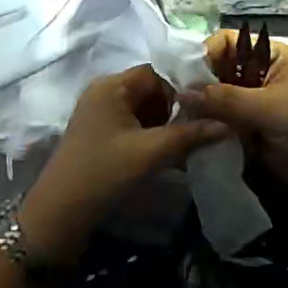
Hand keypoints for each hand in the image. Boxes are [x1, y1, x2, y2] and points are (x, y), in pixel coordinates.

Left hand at [22, 66, 231, 263]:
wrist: (59, 214)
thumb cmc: (104, 173)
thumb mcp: (150, 152)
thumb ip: (190, 134)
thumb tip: (228, 124)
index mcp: (111, 85)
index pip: (156, 73)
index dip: (180, 90)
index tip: (202, 112)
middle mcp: (103, 91)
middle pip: (149, 89)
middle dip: (173, 109)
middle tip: (194, 130)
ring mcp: (98, 113)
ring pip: (141, 108)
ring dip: (162, 124)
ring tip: (182, 144)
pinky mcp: (97, 133)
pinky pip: (131, 122)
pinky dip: (148, 134)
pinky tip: (163, 153)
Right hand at [183, 31, 287, 203]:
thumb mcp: (270, 107)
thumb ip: (226, 99)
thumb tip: (181, 93)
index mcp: (270, 56)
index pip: (228, 42)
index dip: (204, 53)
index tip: (181, 75)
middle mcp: (258, 75)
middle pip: (218, 70)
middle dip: (196, 84)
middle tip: (171, 101)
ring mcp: (252, 104)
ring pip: (216, 99)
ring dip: (198, 109)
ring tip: (175, 121)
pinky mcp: (248, 131)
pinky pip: (220, 124)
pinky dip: (206, 129)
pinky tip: (187, 136)